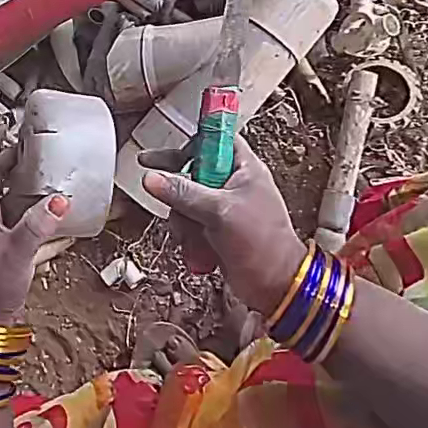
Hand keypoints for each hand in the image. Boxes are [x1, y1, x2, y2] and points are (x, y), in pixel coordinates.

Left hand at [0, 123, 66, 322]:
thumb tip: (60, 200)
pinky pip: (13, 212)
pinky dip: (26, 201)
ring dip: (18, 178)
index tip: (3, 128)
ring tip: (39, 167)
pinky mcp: (1, 242)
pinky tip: (45, 204)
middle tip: (30, 145)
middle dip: (9, 159)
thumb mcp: (19, 253)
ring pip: (3, 194)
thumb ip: (38, 226)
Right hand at [139, 136, 307, 315]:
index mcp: (244, 168)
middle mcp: (233, 183)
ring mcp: (223, 207)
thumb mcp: (219, 212)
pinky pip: (190, 222)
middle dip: (178, 188)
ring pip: (186, 200)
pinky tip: (195, 249)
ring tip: (191, 234)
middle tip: (155, 185)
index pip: (216, 140)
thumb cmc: (260, 242)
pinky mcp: (215, 229)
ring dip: (182, 218)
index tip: (168, 153)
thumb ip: (183, 192)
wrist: (275, 287)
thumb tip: (151, 178)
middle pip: (194, 171)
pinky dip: (187, 235)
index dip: (193, 143)